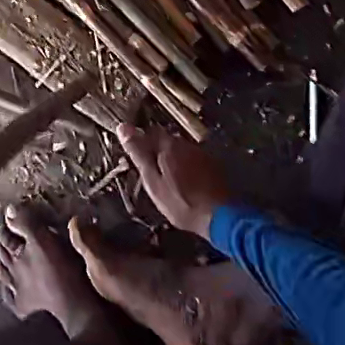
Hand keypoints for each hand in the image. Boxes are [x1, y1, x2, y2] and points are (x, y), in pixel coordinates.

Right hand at [115, 122, 232, 237]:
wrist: (223, 218)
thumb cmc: (181, 202)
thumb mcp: (153, 181)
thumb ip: (138, 153)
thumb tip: (122, 126)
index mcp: (169, 144)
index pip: (149, 132)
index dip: (142, 144)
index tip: (139, 161)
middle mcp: (186, 143)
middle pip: (167, 141)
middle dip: (158, 152)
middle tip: (153, 175)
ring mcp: (202, 154)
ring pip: (181, 151)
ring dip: (174, 161)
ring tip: (170, 182)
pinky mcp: (214, 166)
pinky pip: (194, 161)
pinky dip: (187, 168)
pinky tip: (187, 185)